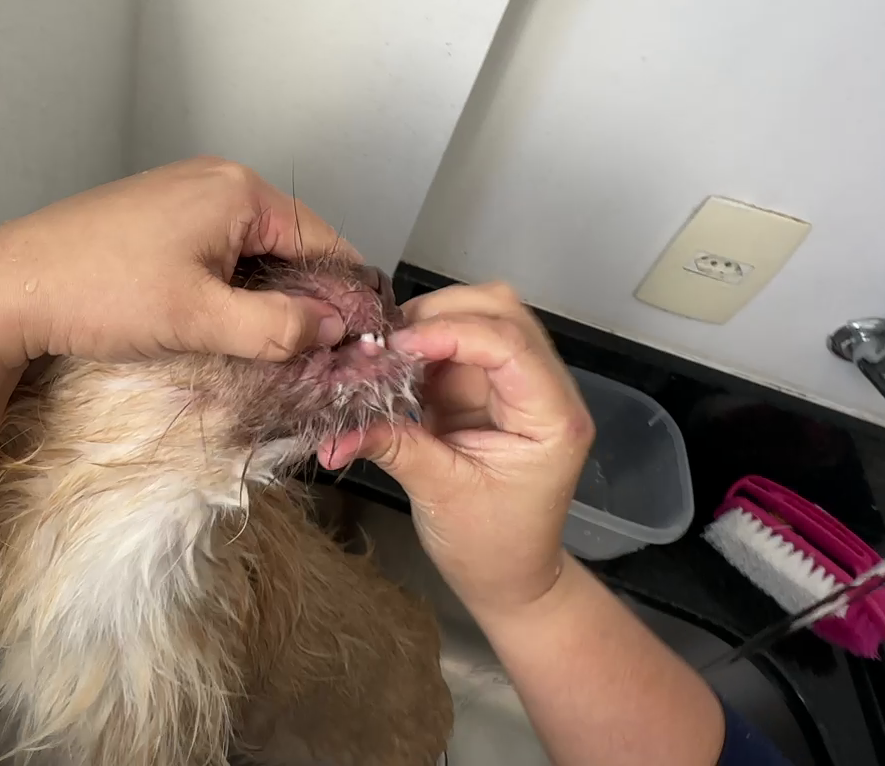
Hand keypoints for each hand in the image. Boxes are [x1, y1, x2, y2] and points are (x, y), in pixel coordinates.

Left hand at [0, 157, 354, 365]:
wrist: (9, 284)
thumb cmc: (104, 294)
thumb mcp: (199, 319)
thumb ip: (276, 327)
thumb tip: (332, 329)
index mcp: (237, 190)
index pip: (321, 239)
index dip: (343, 293)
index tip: (357, 341)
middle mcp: (217, 178)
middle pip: (287, 241)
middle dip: (302, 295)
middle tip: (311, 352)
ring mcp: (185, 191)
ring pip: (252, 247)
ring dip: (265, 292)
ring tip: (268, 342)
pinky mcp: (160, 212)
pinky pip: (219, 245)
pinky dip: (232, 282)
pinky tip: (224, 317)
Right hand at [318, 282, 593, 620]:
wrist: (509, 575)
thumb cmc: (492, 545)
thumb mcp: (441, 494)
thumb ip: (392, 446)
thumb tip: (332, 431)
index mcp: (551, 416)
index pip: (509, 344)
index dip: (451, 333)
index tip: (398, 348)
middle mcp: (541, 386)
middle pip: (500, 309)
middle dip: (440, 313)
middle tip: (390, 343)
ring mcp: (511, 382)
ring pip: (476, 315)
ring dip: (428, 323)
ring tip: (387, 353)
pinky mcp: (482, 385)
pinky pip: (452, 341)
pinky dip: (420, 343)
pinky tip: (393, 363)